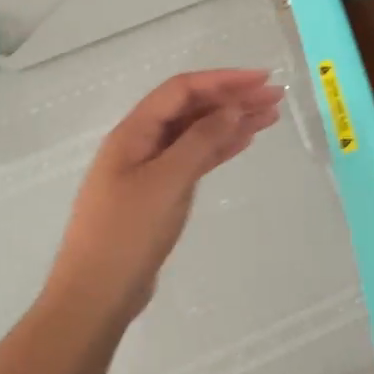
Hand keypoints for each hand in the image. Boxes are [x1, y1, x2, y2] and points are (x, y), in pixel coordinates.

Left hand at [47, 70, 283, 321]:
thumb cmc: (127, 233)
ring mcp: (149, 170)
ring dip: (232, 121)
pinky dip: (221, 146)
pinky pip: (195, 158)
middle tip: (276, 97)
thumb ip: (200, 140)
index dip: (223, 79)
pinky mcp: (159, 193)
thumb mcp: (167, 181)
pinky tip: (244, 141)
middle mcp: (140, 144)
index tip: (262, 79)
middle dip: (233, 98)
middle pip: (191, 109)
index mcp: (133, 133)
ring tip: (271, 116)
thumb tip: (232, 108)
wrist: (96, 294)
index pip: (182, 90)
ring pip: (197, 133)